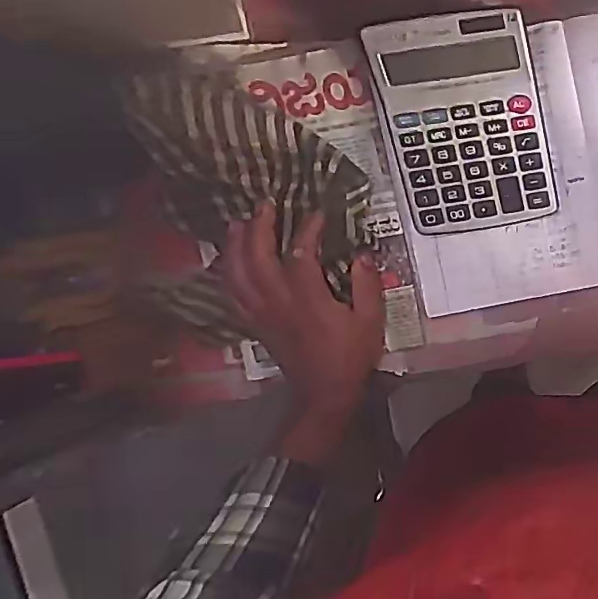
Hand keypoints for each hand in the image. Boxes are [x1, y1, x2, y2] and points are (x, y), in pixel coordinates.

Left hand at [224, 203, 383, 461]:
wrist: (325, 392)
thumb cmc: (351, 356)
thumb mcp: (370, 321)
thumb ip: (367, 285)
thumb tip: (362, 255)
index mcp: (308, 300)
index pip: (299, 255)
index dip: (307, 230)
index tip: (318, 214)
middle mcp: (278, 303)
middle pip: (256, 258)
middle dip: (258, 228)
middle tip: (265, 206)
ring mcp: (261, 314)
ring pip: (237, 274)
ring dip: (235, 245)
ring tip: (238, 224)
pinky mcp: (255, 324)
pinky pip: (232, 294)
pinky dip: (227, 273)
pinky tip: (229, 261)